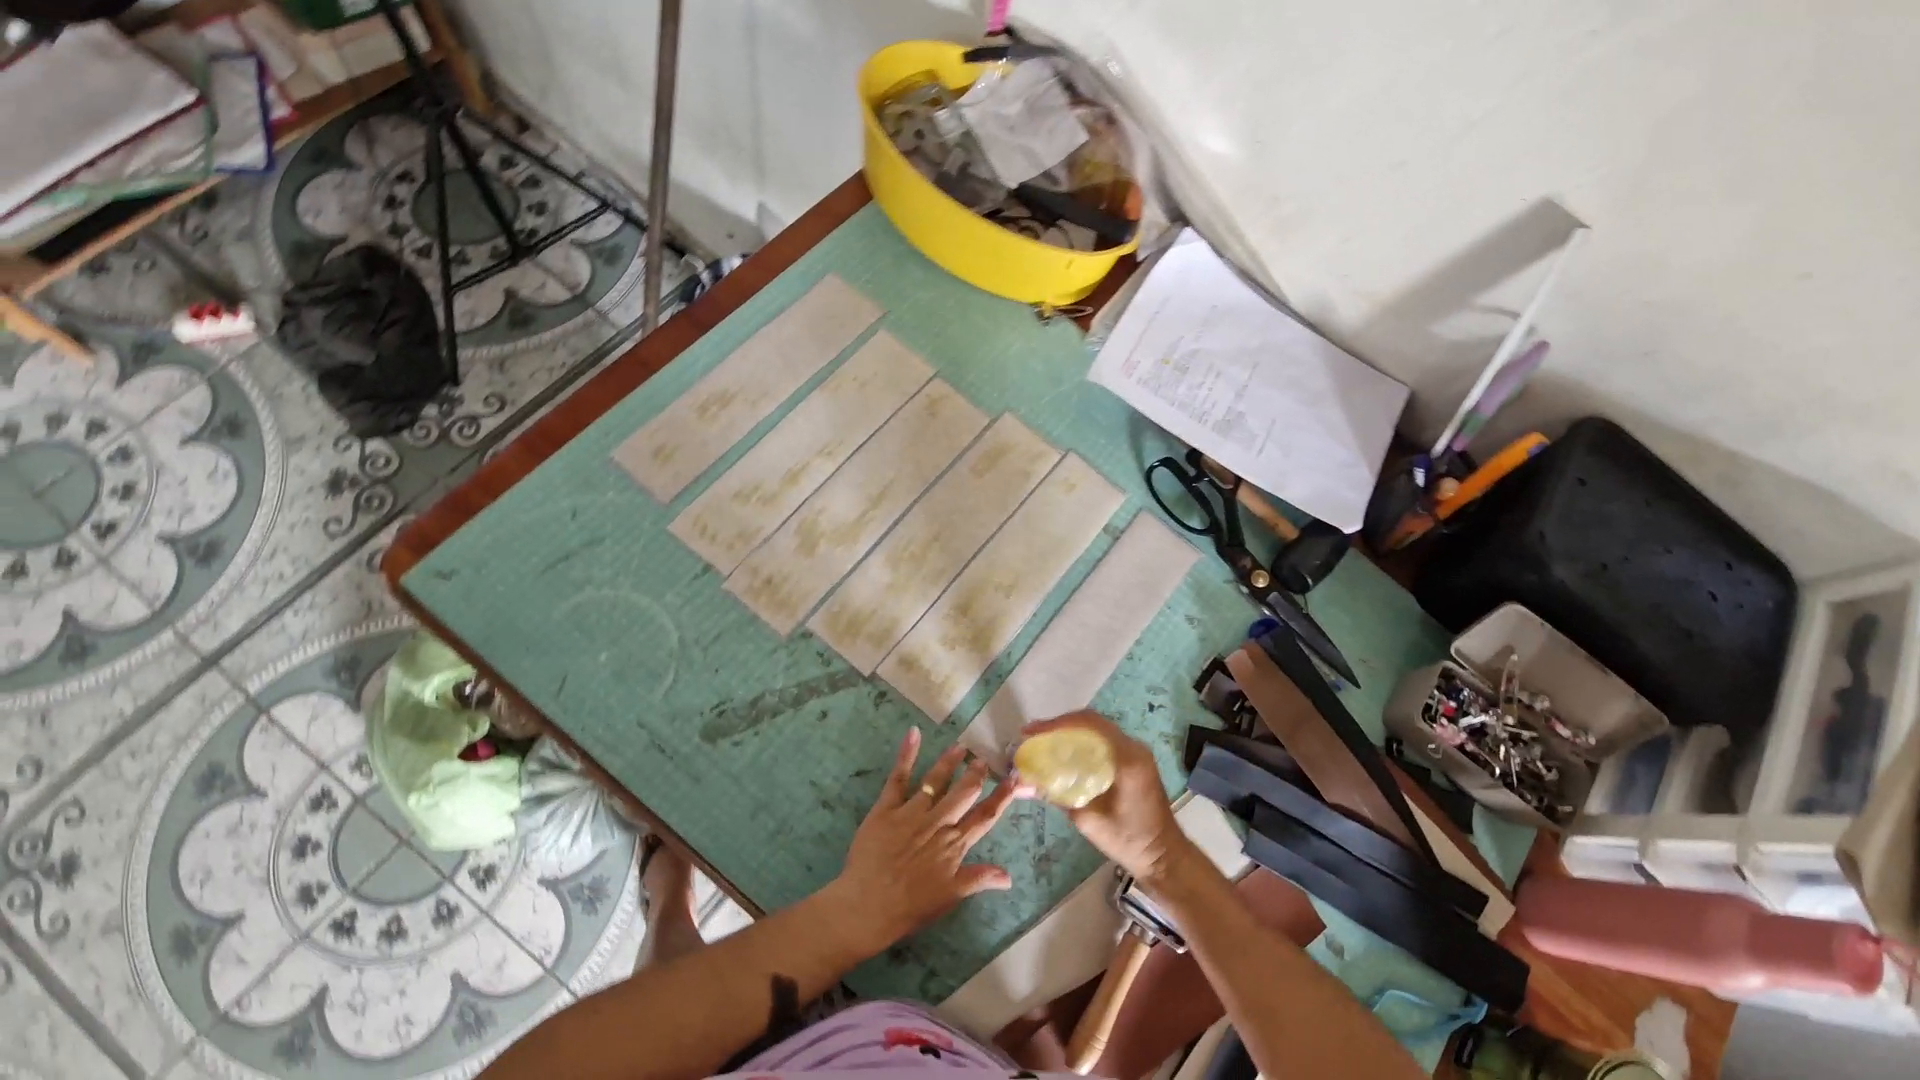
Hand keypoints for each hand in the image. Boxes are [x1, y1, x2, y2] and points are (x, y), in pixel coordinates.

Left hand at [829, 727, 1018, 948]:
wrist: (869, 906)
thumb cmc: (912, 906)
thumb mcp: (951, 896)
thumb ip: (979, 879)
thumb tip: (1010, 876)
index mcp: (956, 844)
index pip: (985, 816)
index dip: (1002, 797)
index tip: (1015, 780)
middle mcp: (939, 823)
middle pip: (963, 792)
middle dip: (975, 774)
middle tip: (983, 759)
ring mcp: (912, 813)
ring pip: (936, 781)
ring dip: (949, 762)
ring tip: (960, 747)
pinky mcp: (887, 808)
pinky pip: (899, 778)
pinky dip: (906, 754)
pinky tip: (914, 734)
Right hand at [1021, 711, 1197, 885]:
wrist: (1164, 857)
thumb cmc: (1129, 840)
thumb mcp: (1088, 820)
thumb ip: (1056, 797)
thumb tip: (1019, 784)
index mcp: (1127, 758)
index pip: (1089, 724)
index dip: (1057, 724)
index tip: (1031, 732)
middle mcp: (1134, 748)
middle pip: (1092, 723)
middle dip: (1060, 726)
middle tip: (1033, 737)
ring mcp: (1137, 754)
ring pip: (1098, 731)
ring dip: (1070, 734)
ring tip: (1043, 744)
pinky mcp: (1135, 762)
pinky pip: (1104, 743)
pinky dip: (1082, 744)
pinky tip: (1065, 756)